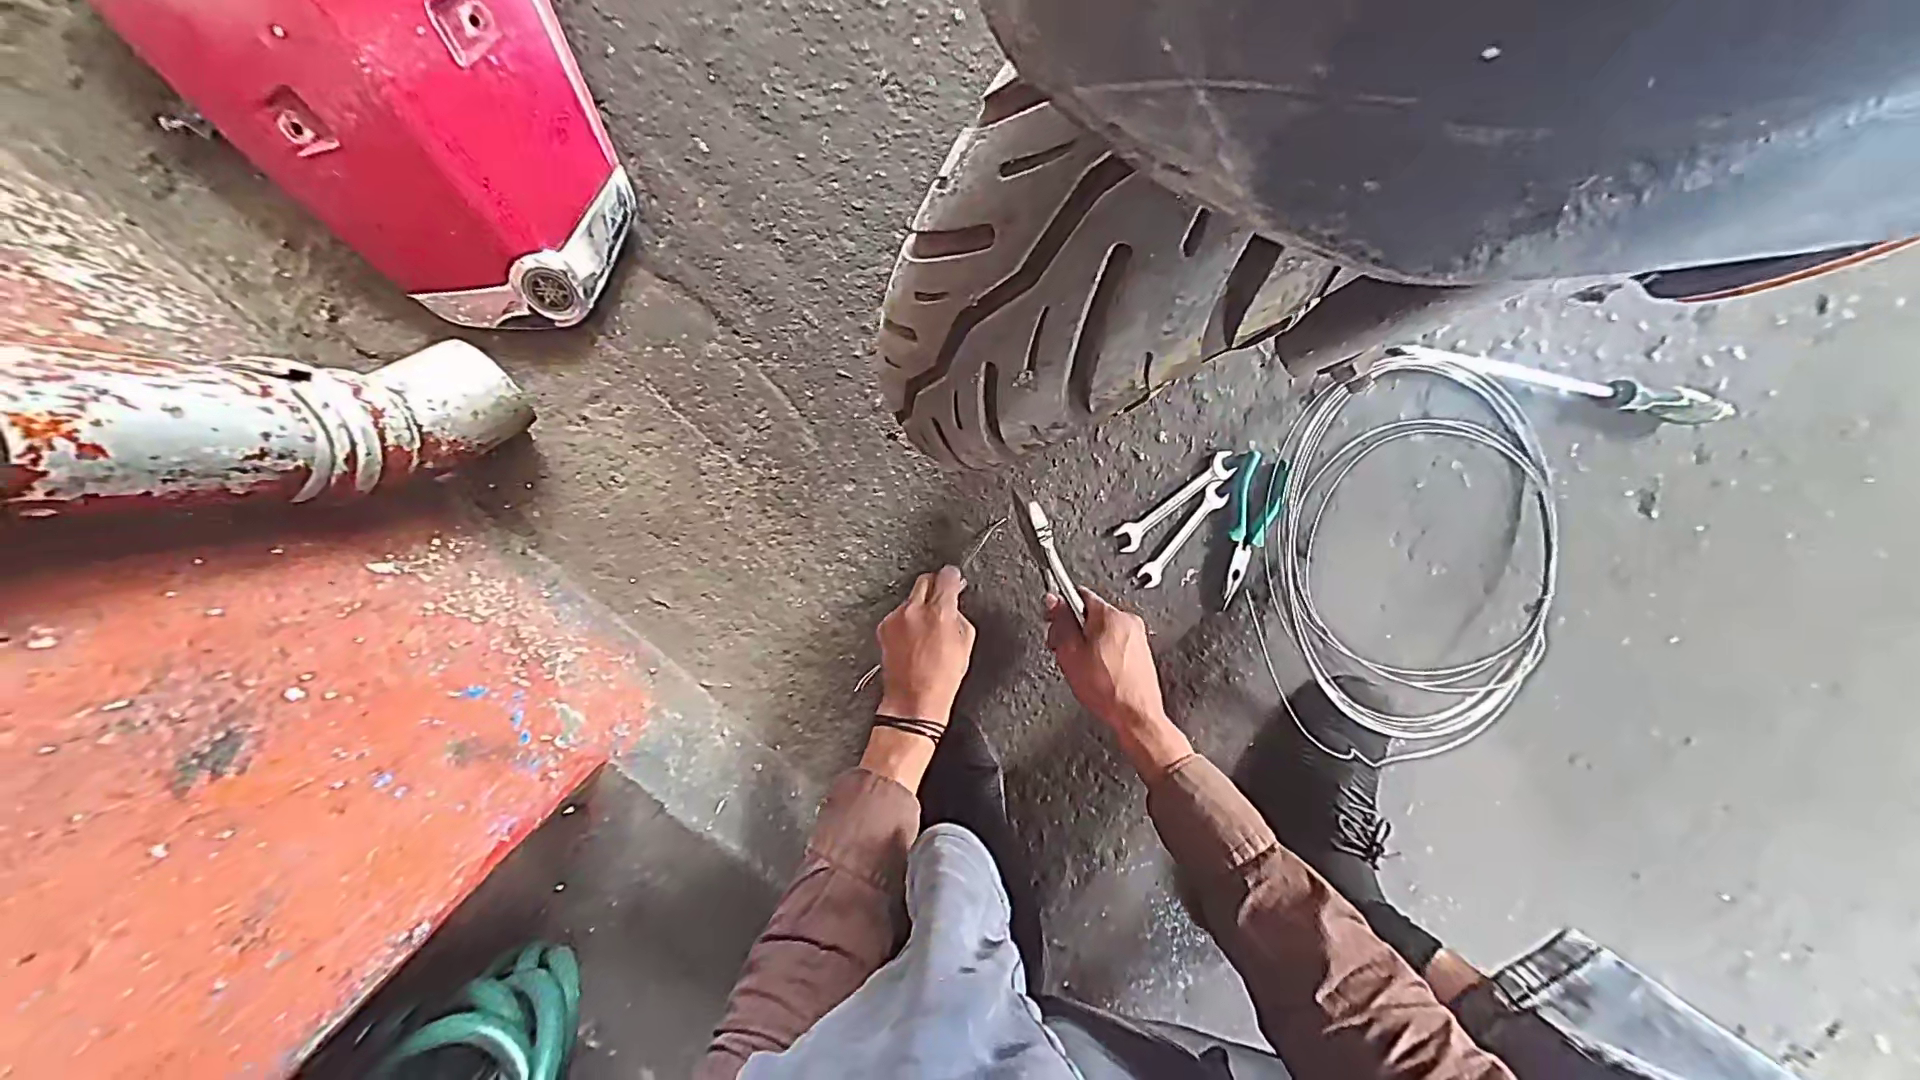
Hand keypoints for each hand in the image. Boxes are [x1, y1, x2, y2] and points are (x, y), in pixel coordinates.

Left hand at [875, 565, 975, 725]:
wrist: (913, 699)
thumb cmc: (942, 678)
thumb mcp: (965, 644)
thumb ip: (959, 616)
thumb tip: (954, 602)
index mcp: (940, 612)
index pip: (947, 577)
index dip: (953, 576)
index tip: (955, 578)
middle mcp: (916, 610)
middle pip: (925, 580)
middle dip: (935, 585)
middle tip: (941, 596)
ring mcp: (897, 618)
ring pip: (910, 598)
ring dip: (920, 605)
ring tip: (927, 628)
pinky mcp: (884, 627)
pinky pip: (898, 614)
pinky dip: (907, 620)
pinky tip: (913, 637)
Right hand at [1045, 588, 1191, 777]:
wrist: (1135, 715)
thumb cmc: (1107, 689)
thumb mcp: (1070, 652)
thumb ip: (1060, 622)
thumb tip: (1053, 601)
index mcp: (1110, 615)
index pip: (1079, 595)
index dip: (1060, 608)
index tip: (1053, 620)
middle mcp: (1127, 620)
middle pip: (1090, 613)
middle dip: (1074, 629)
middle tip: (1065, 650)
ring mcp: (1137, 637)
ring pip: (1102, 629)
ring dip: (1088, 642)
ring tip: (1083, 666)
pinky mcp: (1141, 652)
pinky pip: (1115, 643)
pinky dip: (1103, 653)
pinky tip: (1098, 672)